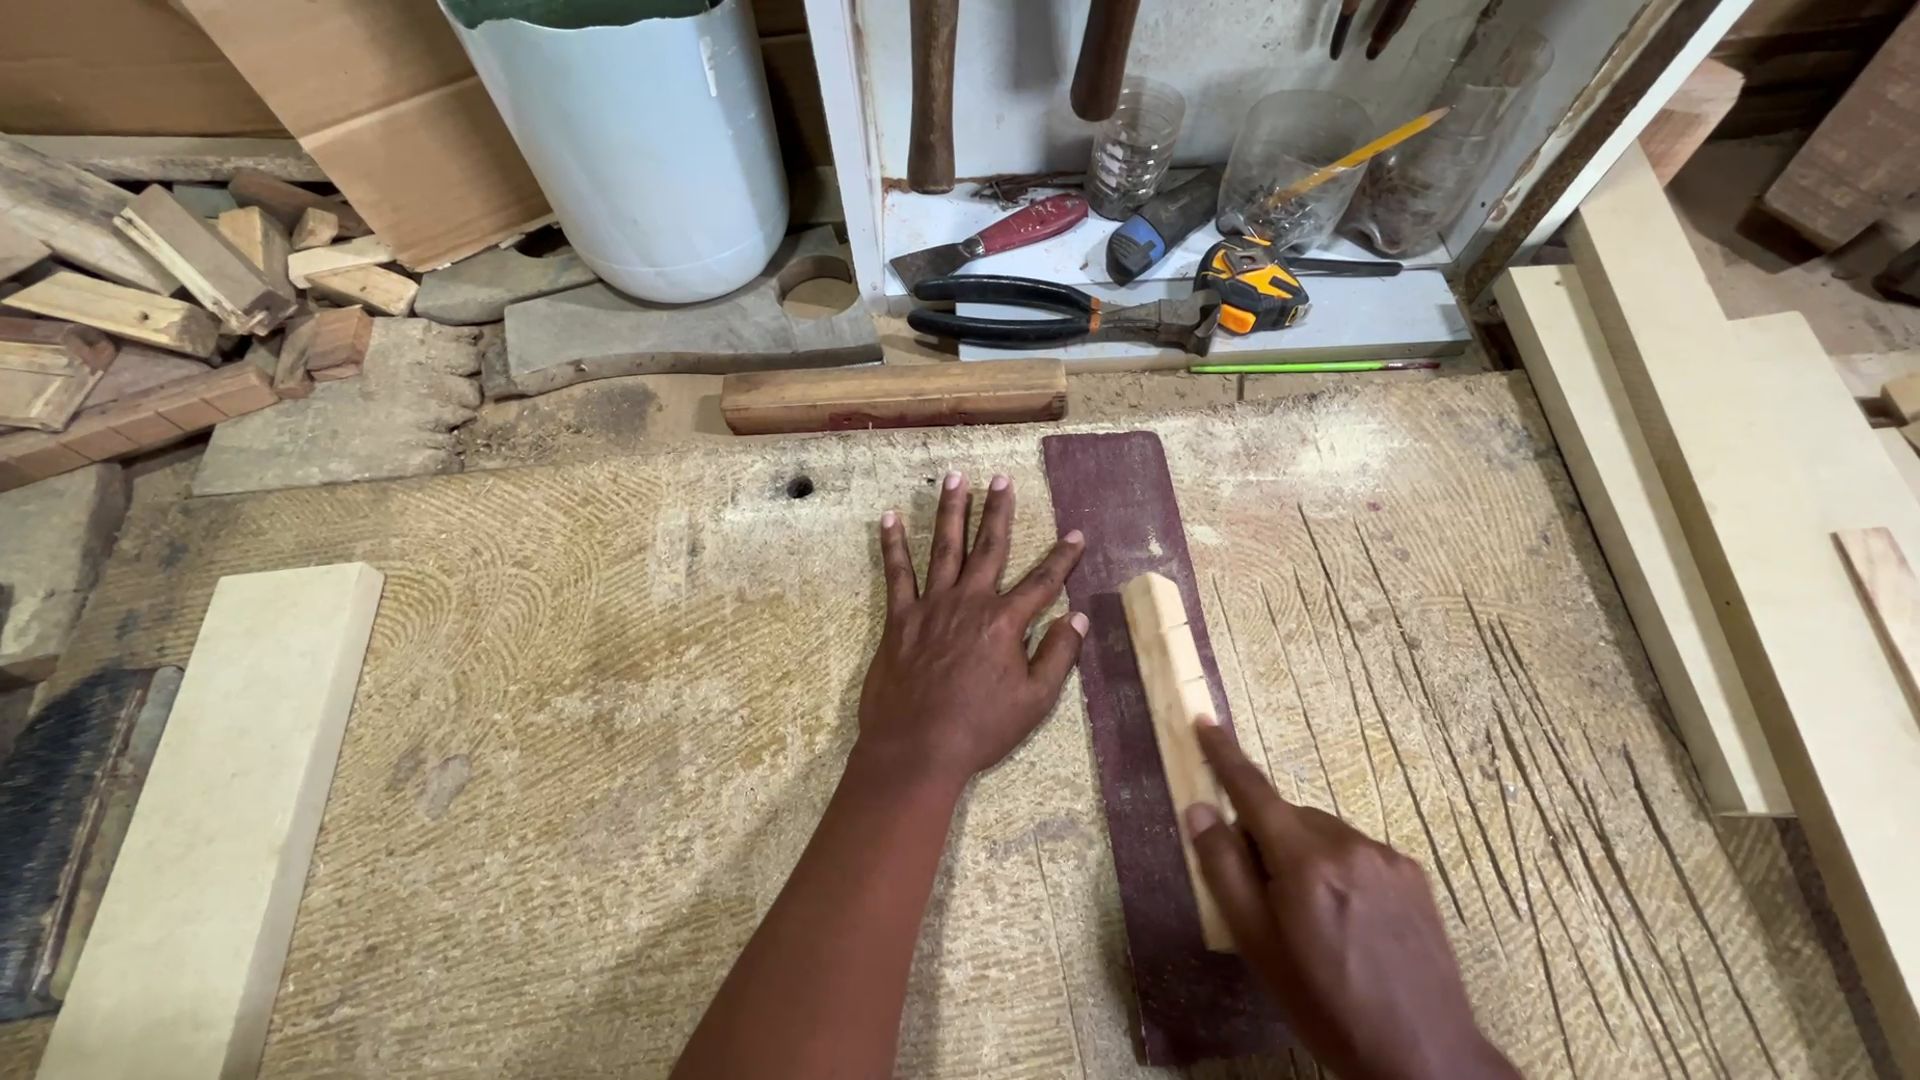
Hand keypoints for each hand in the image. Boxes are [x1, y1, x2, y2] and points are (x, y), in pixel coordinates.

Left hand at [856, 471, 1087, 787]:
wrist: (917, 748)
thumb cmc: (980, 729)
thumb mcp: (1034, 701)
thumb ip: (1057, 655)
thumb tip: (1078, 618)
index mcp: (1005, 623)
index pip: (1043, 582)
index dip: (1063, 557)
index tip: (1076, 533)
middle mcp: (970, 603)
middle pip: (989, 548)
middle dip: (999, 511)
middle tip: (1002, 479)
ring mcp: (931, 607)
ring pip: (944, 548)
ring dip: (952, 512)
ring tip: (956, 479)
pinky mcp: (900, 619)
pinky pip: (896, 573)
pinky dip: (893, 544)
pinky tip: (890, 517)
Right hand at [1187, 719, 1519, 1079]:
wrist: (1424, 1057)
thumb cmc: (1324, 1003)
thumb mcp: (1255, 943)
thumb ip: (1223, 869)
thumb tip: (1199, 809)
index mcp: (1304, 860)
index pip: (1253, 791)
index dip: (1225, 756)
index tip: (1205, 722)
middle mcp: (1348, 844)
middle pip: (1287, 818)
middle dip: (1266, 840)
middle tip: (1265, 898)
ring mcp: (1386, 858)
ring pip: (1322, 835)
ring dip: (1304, 856)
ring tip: (1313, 920)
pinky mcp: (1413, 875)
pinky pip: (1357, 853)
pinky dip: (1338, 869)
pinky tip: (1349, 922)